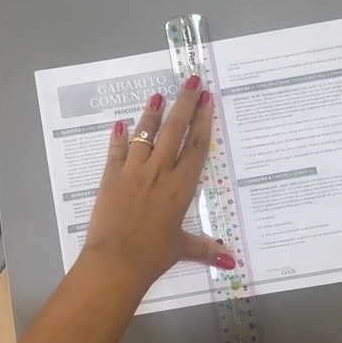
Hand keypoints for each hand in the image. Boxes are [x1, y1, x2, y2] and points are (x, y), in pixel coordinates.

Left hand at [76, 77, 232, 290]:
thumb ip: (205, 249)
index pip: (195, 147)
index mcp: (181, 187)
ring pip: (145, 135)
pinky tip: (120, 123)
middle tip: (191, 81)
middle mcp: (159, 172)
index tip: (206, 100)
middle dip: (184, 103)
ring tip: (158, 94)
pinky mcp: (111, 176)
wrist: (115, 261)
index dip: (202, 121)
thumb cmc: (152, 255)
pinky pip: (116, 151)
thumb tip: (230, 261)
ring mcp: (133, 171)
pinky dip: (118, 137)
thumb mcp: (181, 249)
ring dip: (152, 113)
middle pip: (175, 131)